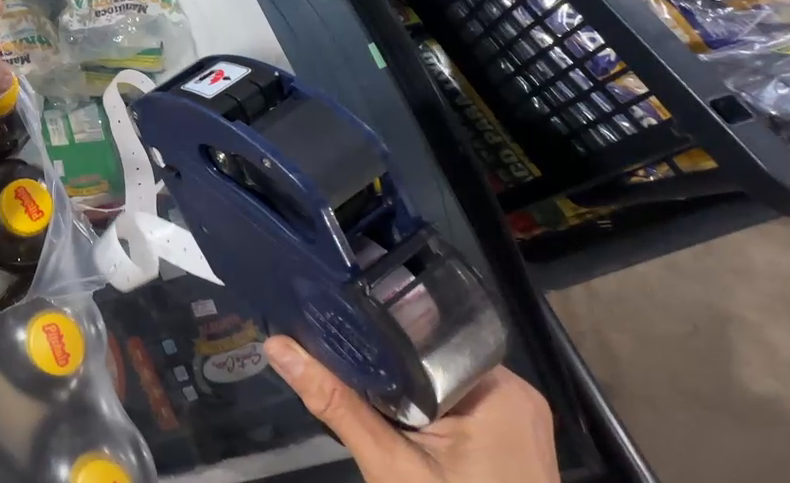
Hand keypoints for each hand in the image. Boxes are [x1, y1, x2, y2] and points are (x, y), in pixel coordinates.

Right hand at [264, 336, 560, 482]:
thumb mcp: (391, 465)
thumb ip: (336, 403)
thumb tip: (276, 345)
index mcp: (497, 388)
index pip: (420, 334)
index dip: (371, 330)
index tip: (325, 325)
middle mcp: (512, 392)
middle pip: (426, 356)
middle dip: (380, 363)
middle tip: (327, 357)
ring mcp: (513, 417)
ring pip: (435, 378)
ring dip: (396, 387)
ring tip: (349, 380)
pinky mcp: (506, 438)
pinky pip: (451, 403)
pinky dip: (418, 408)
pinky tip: (389, 417)